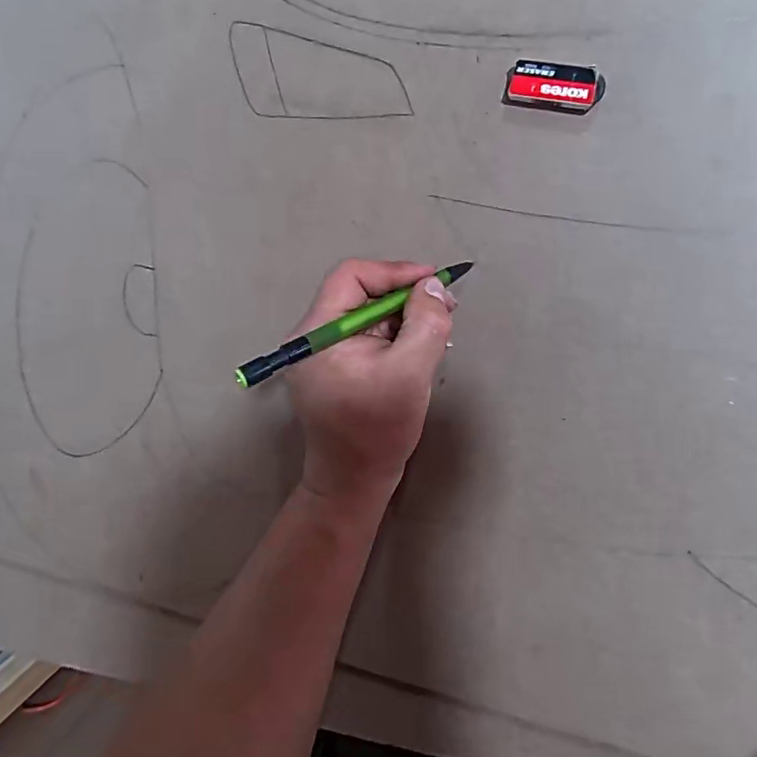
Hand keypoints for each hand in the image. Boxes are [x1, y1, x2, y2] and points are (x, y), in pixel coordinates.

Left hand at [285, 259, 457, 510]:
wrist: (353, 483)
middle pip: (360, 293)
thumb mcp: (410, 372)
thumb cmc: (377, 430)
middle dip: (404, 296)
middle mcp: (313, 337)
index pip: (352, 277)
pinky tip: (419, 349)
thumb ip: (425, 323)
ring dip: (403, 316)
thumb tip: (433, 287)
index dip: (394, 272)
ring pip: (367, 314)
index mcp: (317, 332)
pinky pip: (367, 336)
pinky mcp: (336, 368)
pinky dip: (395, 335)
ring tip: (436, 331)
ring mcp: (322, 353)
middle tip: (443, 307)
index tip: (433, 282)